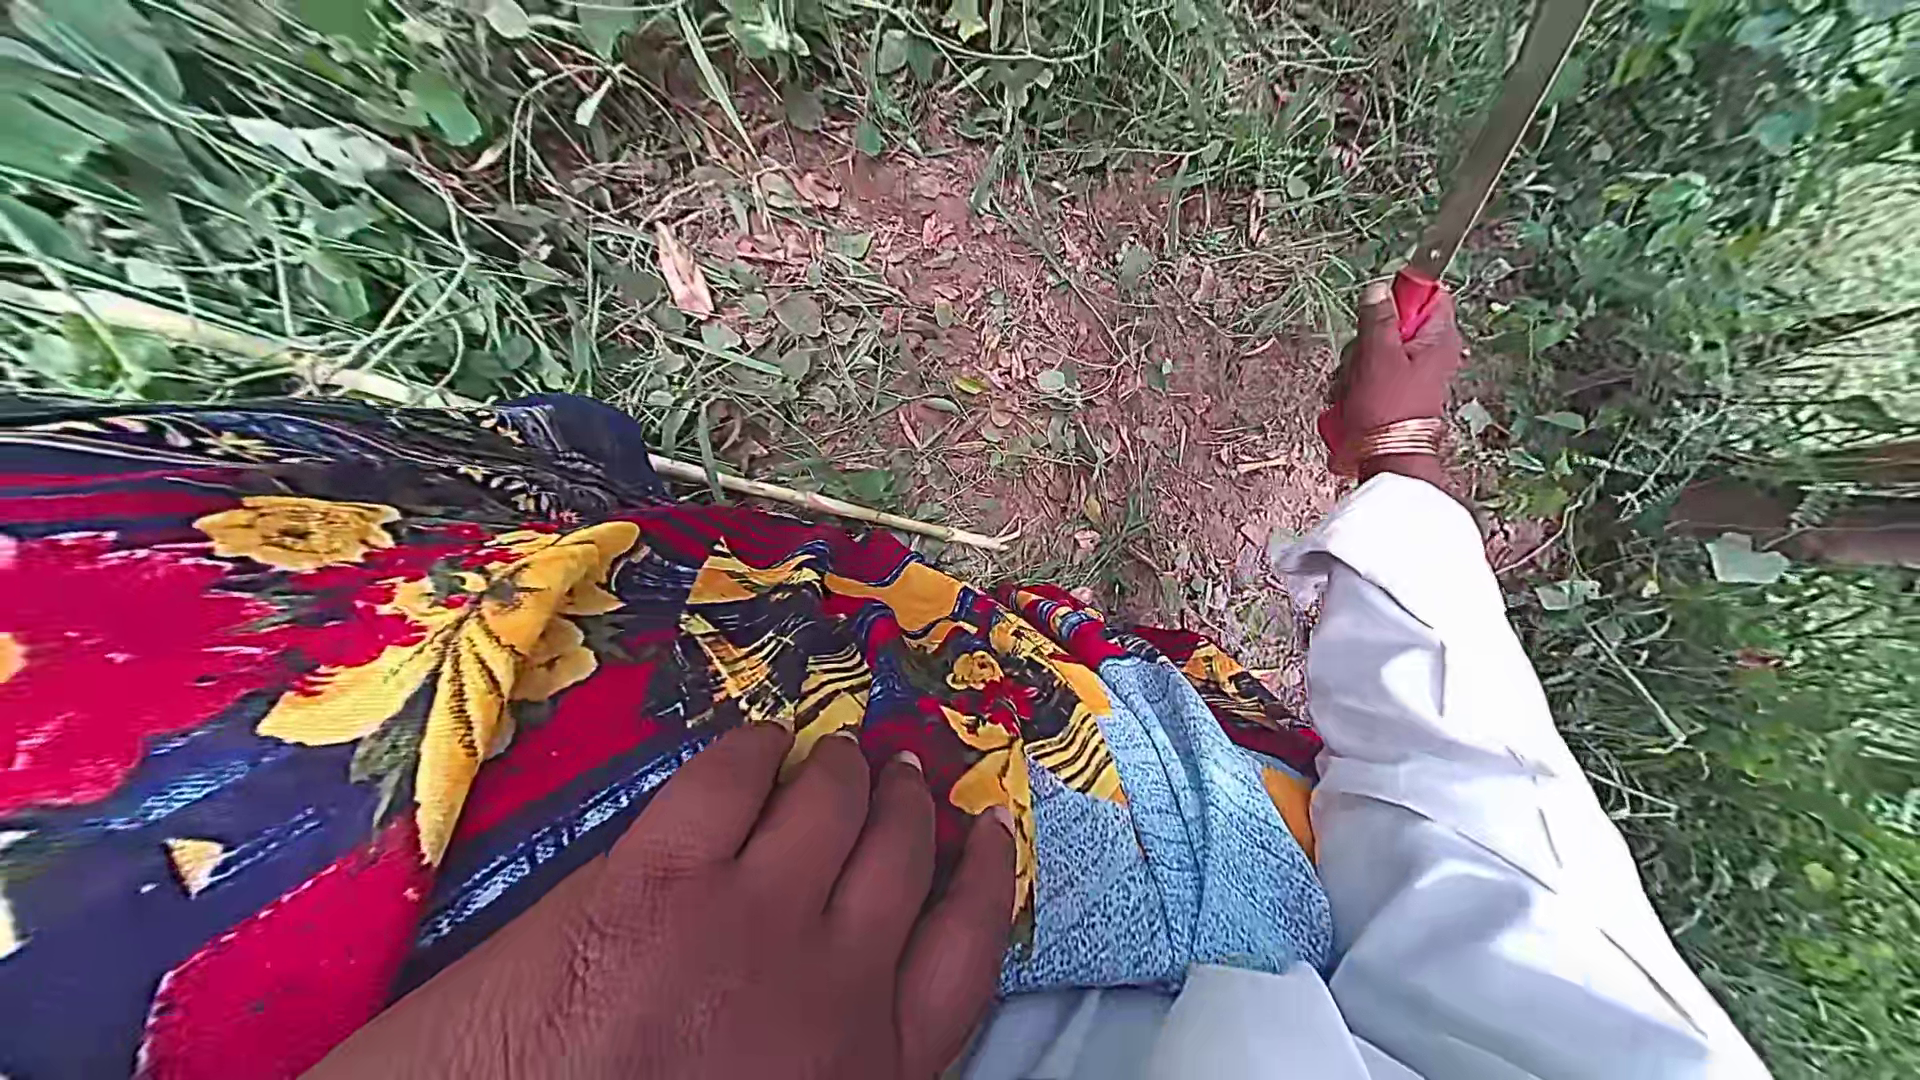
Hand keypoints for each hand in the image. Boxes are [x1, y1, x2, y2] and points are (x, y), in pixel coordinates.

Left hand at [312, 725, 1015, 1079]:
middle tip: (906, 773)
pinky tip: (762, 741)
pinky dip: (755, 748)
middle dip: (909, 803)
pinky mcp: (653, 881)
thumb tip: (862, 976)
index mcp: (863, 1072)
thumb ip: (839, 1059)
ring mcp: (744, 922)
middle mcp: (829, 987)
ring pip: (832, 800)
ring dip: (844, 766)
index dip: (987, 876)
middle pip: (904, 852)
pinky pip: (731, 777)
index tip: (990, 827)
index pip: (966, 951)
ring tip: (841, 752)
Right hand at [1332, 278, 1466, 482]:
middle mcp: (1429, 353)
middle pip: (1391, 326)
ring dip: (1352, 367)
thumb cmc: (1386, 406)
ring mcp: (1410, 374)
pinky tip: (1347, 397)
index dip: (1399, 297)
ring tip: (1350, 386)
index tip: (1375, 311)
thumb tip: (1378, 289)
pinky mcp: (1391, 392)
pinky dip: (1352, 384)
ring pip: (1372, 352)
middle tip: (1359, 359)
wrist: (1384, 454)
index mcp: (1439, 338)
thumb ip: (1378, 318)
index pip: (1427, 296)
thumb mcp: (1378, 355)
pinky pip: (1366, 375)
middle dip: (1364, 342)